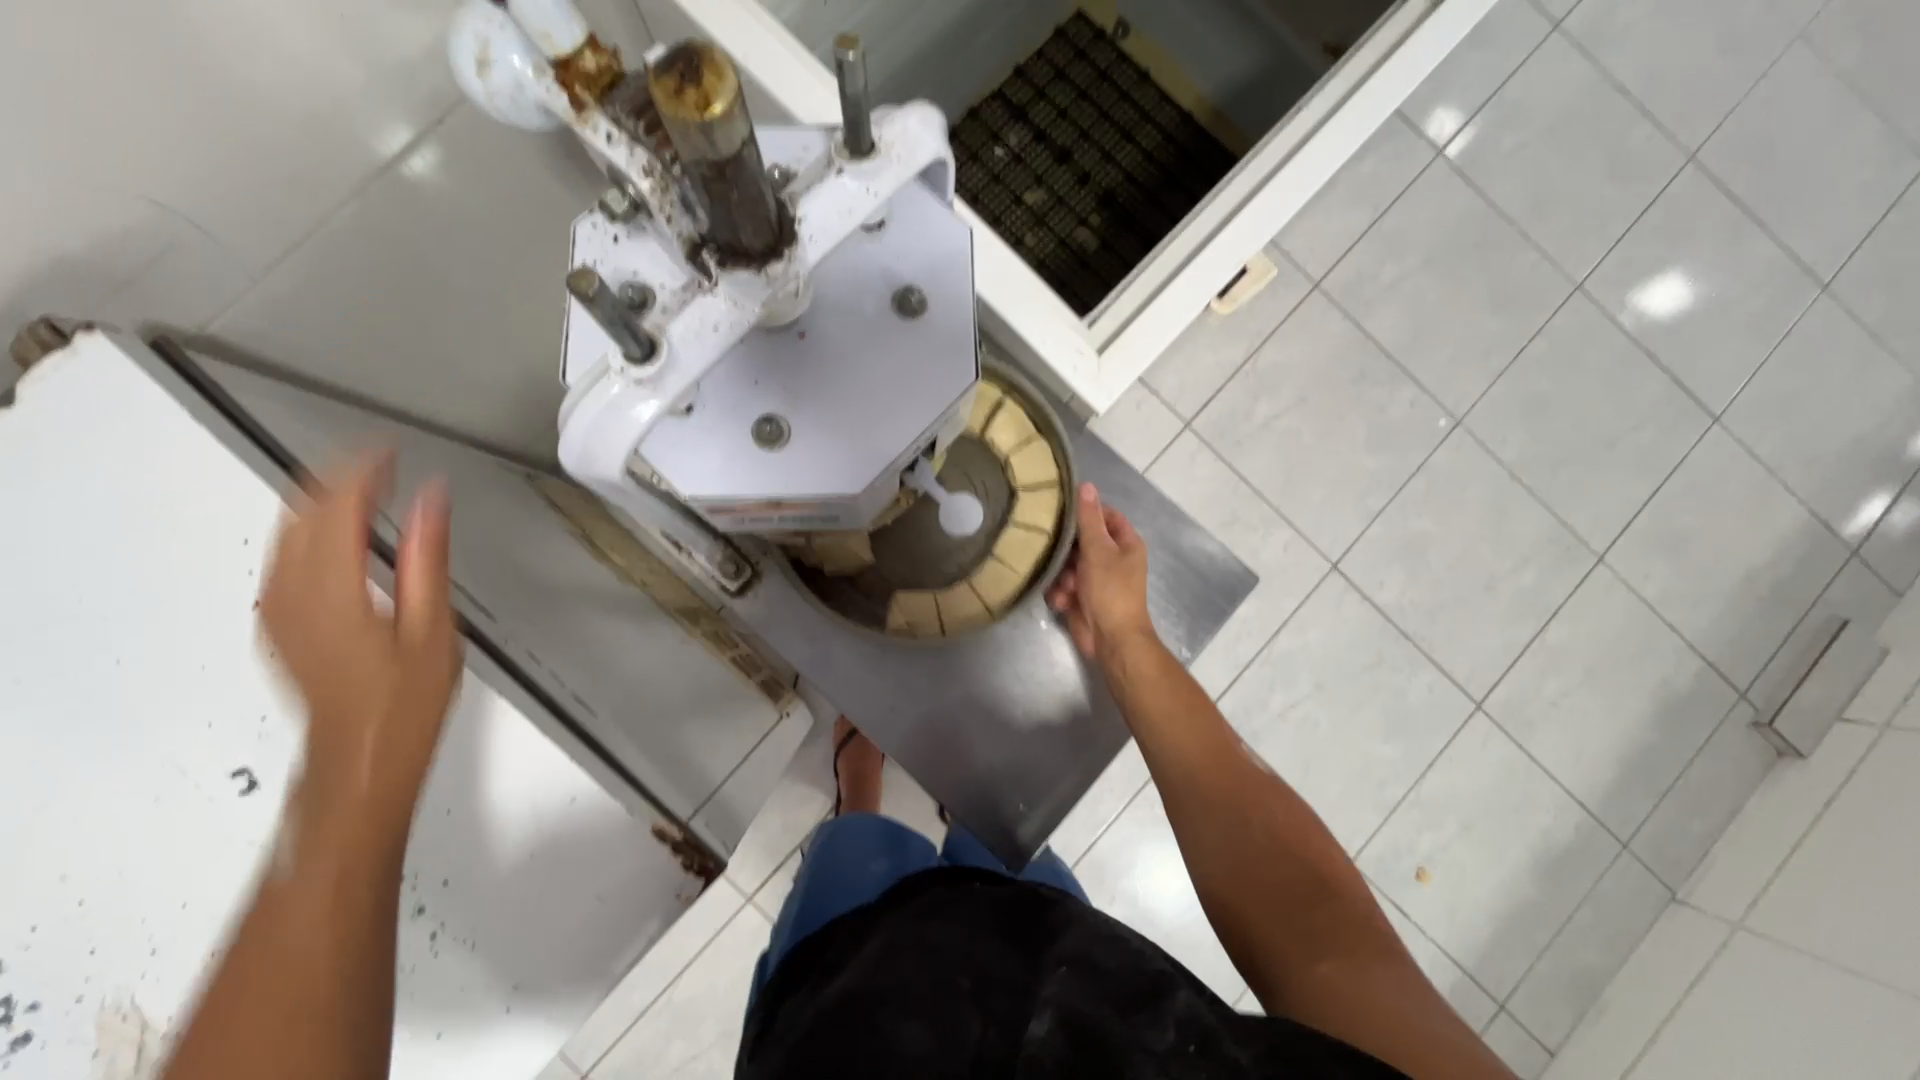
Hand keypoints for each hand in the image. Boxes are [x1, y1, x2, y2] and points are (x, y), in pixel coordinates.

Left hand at [259, 451, 460, 826]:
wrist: (361, 756)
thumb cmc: (403, 701)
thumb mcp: (433, 625)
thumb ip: (426, 555)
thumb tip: (431, 499)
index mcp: (332, 589)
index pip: (336, 506)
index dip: (363, 469)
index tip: (389, 450)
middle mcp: (291, 592)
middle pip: (300, 511)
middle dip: (337, 476)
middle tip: (379, 460)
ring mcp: (276, 609)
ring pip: (284, 531)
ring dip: (319, 500)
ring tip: (362, 485)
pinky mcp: (276, 624)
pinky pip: (281, 557)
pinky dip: (307, 530)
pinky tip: (332, 532)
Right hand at [1046, 483, 1154, 662]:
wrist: (1111, 639)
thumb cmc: (1110, 590)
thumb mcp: (1099, 550)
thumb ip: (1089, 518)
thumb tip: (1086, 485)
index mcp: (1126, 544)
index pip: (1106, 516)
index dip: (1086, 512)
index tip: (1061, 510)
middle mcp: (1113, 559)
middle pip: (1082, 541)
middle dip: (1067, 550)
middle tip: (1053, 549)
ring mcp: (1097, 580)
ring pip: (1069, 565)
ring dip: (1062, 576)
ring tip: (1064, 585)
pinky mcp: (1082, 598)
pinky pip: (1064, 586)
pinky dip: (1061, 593)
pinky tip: (1061, 601)